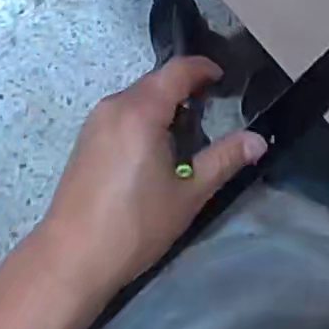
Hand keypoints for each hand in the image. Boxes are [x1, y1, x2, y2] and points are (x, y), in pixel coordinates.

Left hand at [34, 56, 265, 296]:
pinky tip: (154, 150)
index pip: (178, 69)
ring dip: (164, 104)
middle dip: (186, 88)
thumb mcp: (188, 194)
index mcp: (141, 110)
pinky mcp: (86, 138)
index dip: (204, 68)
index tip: (224, 79)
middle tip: (211, 111)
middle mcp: (116, 104)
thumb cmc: (134, 225)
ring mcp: (96, 120)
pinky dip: (144, 117)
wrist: (70, 260)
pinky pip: (123, 111)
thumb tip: (258, 140)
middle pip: (157, 80)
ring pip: (139, 96)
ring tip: (186, 135)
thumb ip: (224, 159)